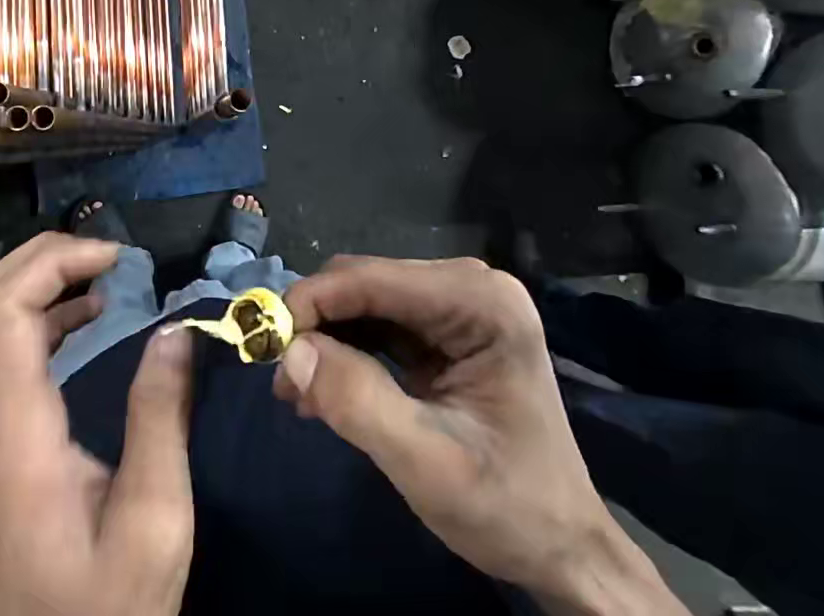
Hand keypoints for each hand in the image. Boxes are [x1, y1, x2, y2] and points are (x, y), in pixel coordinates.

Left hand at [0, 232, 196, 615]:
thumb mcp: (155, 513)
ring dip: (44, 278)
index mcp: (17, 426)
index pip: (4, 307)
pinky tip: (89, 314)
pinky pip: (9, 344)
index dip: (55, 262)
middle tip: (110, 255)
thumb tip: (174, 330)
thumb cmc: (110, 599)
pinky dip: (46, 310)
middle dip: (45, 256)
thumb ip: (161, 414)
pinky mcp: (4, 431)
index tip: (119, 258)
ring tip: (107, 272)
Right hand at [275, 256, 686, 615]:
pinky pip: (373, 320)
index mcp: (482, 303)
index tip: (263, 341)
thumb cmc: (508, 507)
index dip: (311, 301)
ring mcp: (455, 304)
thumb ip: (359, 403)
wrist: (561, 545)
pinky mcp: (441, 326)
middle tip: (282, 377)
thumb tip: (291, 352)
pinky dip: (342, 348)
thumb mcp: (429, 465)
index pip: (374, 279)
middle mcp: (469, 286)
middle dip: (314, 322)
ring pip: (361, 298)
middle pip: (363, 282)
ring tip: (296, 389)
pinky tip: (323, 387)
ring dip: (322, 337)